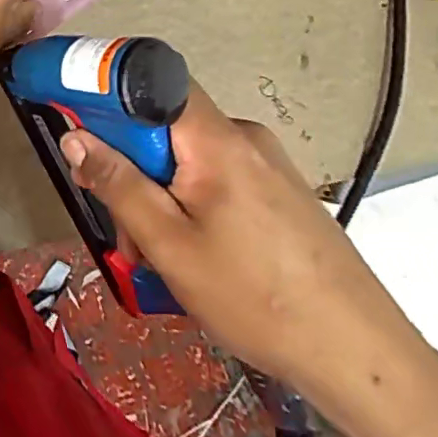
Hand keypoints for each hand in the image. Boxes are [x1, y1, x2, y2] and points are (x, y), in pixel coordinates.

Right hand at [61, 86, 437, 436]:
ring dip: (159, 193)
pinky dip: (190, 203)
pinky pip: (216, 178)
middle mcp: (244, 137)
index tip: (76, 119)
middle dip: (132, 166)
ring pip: (189, 158)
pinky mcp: (279, 191)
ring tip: (160, 256)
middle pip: (166, 126)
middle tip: (124, 223)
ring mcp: (267, 164)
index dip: (108, 89)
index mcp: (217, 139)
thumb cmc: (256, 296)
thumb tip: (74, 136)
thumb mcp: (168, 244)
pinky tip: (195, 255)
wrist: (362, 357)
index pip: (155, 80)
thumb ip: (117, 184)